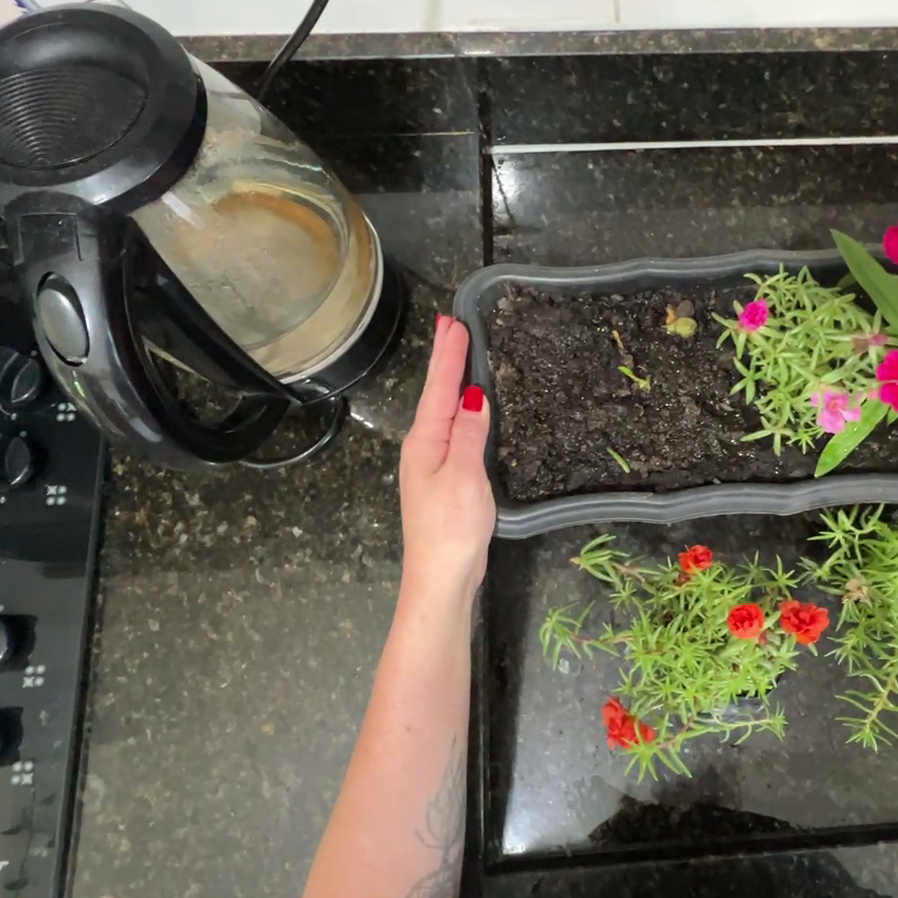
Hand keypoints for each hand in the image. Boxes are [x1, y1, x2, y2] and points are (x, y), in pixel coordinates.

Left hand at [398, 315, 494, 598]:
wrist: (442, 576)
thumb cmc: (452, 527)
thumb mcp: (463, 476)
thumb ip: (468, 433)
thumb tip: (473, 396)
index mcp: (425, 441)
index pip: (439, 388)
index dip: (448, 355)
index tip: (454, 321)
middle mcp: (423, 447)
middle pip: (436, 395)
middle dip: (445, 360)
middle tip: (453, 325)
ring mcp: (432, 464)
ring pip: (442, 411)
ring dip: (451, 381)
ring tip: (459, 354)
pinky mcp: (445, 479)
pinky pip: (451, 430)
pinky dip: (458, 409)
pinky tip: (467, 407)